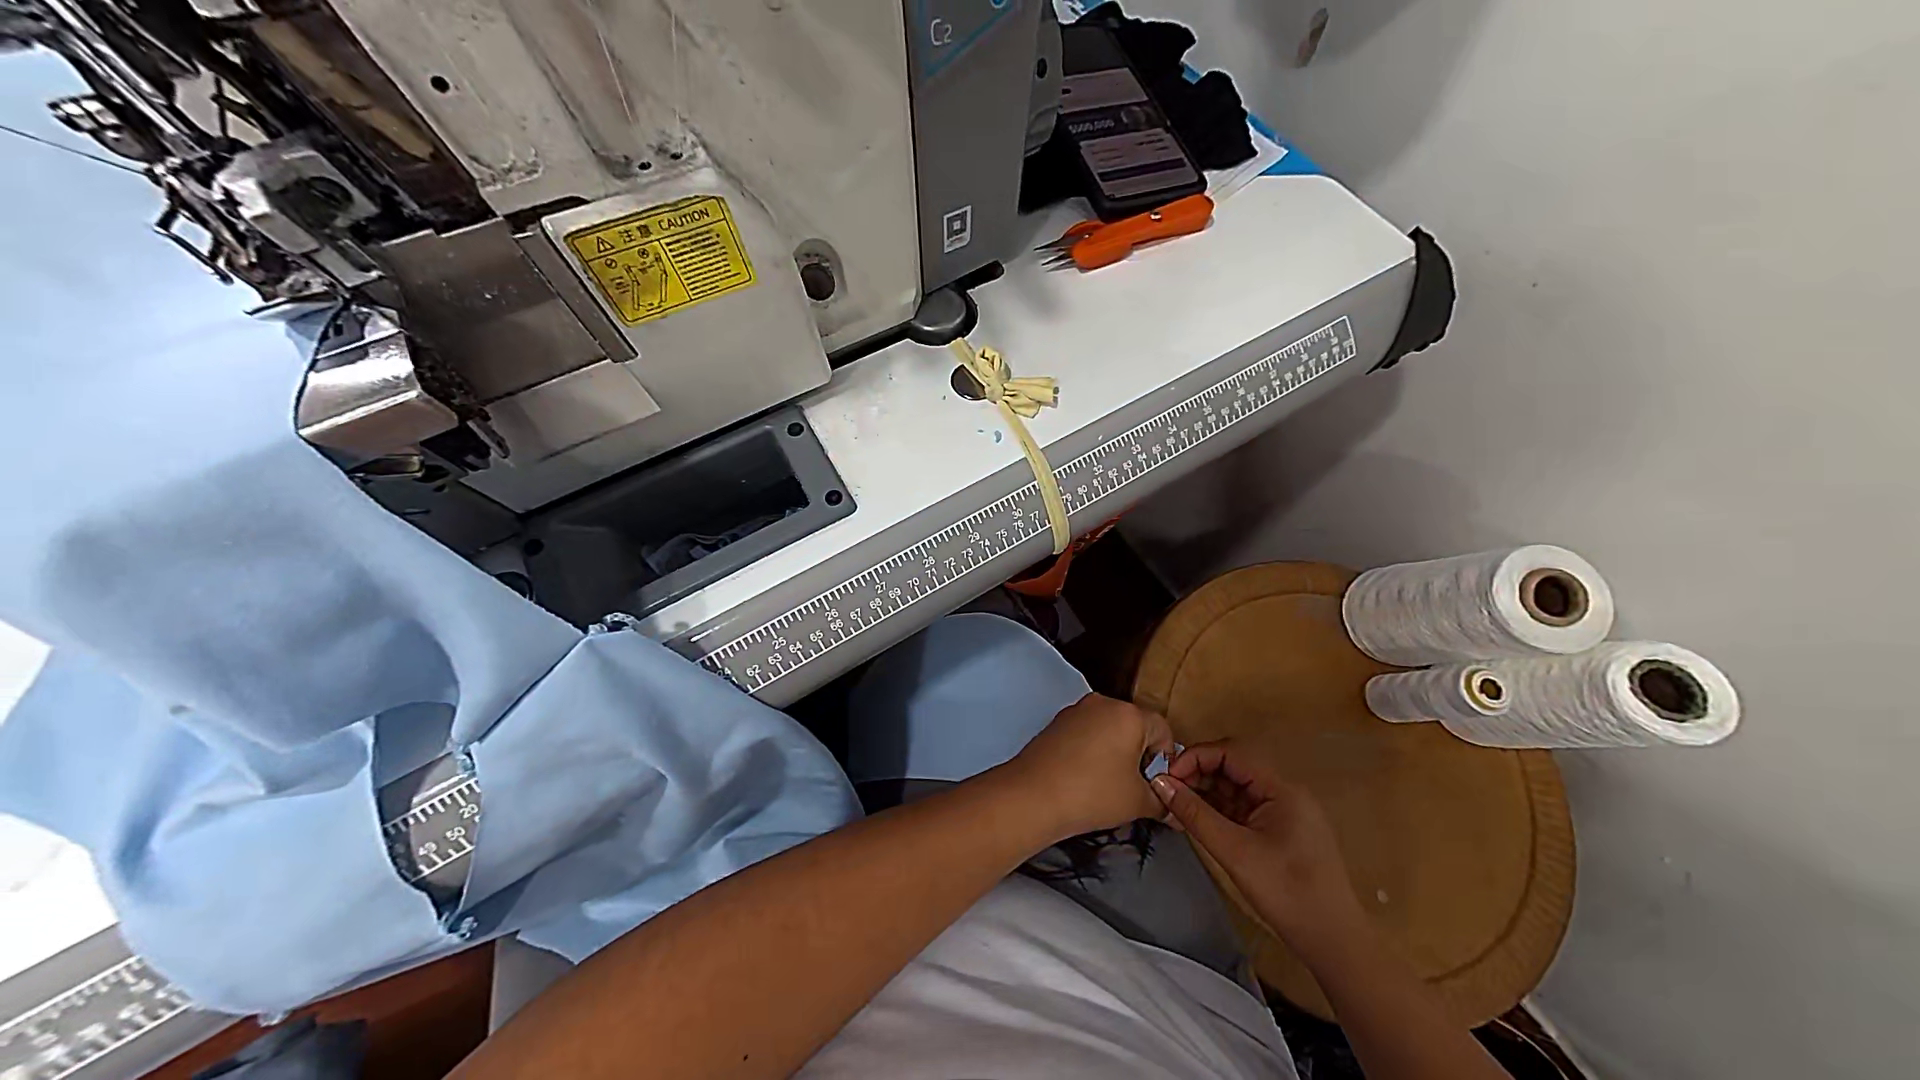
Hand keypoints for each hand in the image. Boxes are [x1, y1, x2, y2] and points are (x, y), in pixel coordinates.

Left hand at [1007, 693, 1174, 838]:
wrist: (1033, 796)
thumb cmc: (1090, 793)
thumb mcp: (1138, 802)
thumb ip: (1162, 803)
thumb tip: (1170, 809)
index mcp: (1129, 714)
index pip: (1163, 731)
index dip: (1164, 761)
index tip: (1156, 784)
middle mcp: (1102, 704)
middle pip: (1135, 727)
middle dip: (1139, 756)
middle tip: (1134, 787)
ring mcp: (1076, 712)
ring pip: (1108, 729)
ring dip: (1114, 753)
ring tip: (1107, 786)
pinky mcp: (1057, 723)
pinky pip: (1085, 733)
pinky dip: (1090, 752)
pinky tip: (1085, 778)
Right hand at [1150, 741, 1362, 945]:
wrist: (1333, 943)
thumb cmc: (1288, 893)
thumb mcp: (1235, 852)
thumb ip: (1195, 814)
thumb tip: (1160, 783)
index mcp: (1282, 789)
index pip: (1232, 752)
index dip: (1196, 757)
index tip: (1167, 775)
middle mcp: (1284, 793)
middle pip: (1233, 766)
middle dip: (1197, 773)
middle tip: (1167, 790)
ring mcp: (1282, 812)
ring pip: (1235, 787)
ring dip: (1205, 791)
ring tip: (1175, 805)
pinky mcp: (1278, 831)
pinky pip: (1241, 808)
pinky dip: (1217, 809)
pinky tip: (1195, 819)